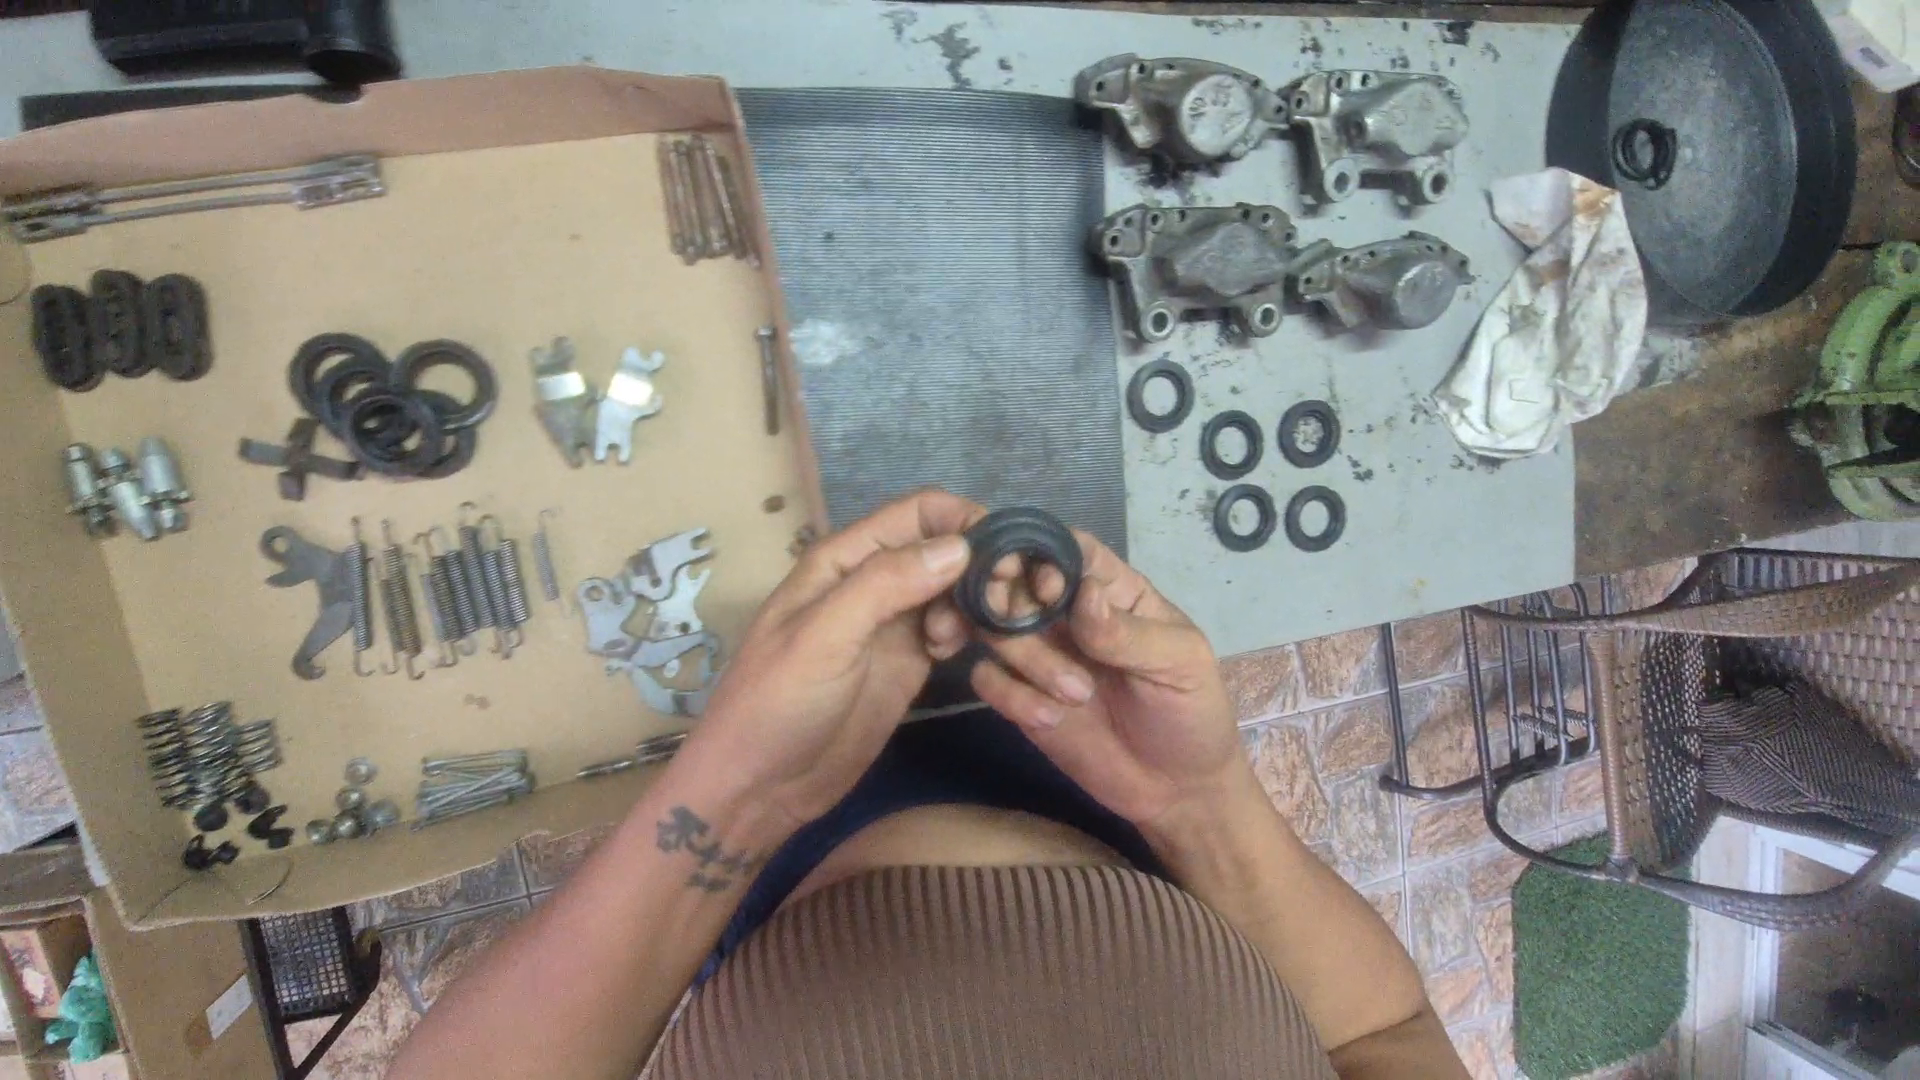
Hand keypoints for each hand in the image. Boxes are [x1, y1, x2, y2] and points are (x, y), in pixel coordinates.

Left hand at [682, 491, 986, 831]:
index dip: (963, 521)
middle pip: (943, 546)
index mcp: (846, 558)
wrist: (762, 785)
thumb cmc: (779, 702)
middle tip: (1003, 599)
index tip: (1003, 555)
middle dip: (980, 561)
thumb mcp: (825, 636)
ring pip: (952, 586)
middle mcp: (874, 579)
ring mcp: (894, 621)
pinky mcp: (909, 660)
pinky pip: (951, 627)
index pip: (918, 512)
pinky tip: (958, 651)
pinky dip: (967, 630)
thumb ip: (886, 584)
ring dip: (976, 599)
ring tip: (975, 632)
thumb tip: (960, 546)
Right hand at [924, 530, 1254, 830]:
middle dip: (1012, 604)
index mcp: (1112, 592)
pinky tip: (1049, 720)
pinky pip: (986, 678)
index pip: (1067, 550)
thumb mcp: (1179, 665)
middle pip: (1015, 583)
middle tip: (1026, 631)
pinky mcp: (1020, 697)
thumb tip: (1083, 592)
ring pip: (994, 628)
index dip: (1045, 556)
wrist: (1177, 792)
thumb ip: (1128, 631)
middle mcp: (1066, 615)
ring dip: (1024, 658)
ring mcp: (1039, 655)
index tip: (1046, 588)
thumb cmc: (1191, 714)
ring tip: (1073, 696)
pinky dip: (1009, 695)